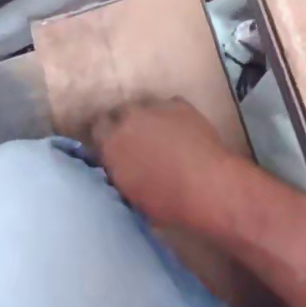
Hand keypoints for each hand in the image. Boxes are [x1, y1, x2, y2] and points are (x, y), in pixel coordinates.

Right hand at [90, 99, 245, 231]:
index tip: (113, 146)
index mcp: (111, 142)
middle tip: (138, 142)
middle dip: (126, 124)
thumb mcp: (131, 193)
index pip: (97, 127)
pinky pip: (170, 106)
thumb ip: (120, 171)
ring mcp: (155, 107)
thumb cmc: (167, 202)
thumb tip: (120, 166)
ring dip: (149, 119)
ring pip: (145, 107)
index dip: (106, 136)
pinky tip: (183, 133)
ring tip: (163, 137)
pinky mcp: (180, 104)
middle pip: (120, 112)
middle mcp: (128, 118)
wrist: (208, 186)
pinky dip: (172, 117)